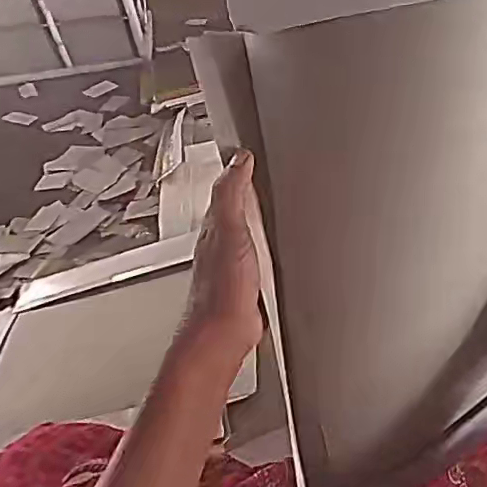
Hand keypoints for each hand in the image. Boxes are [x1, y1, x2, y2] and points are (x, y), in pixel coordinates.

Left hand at [178, 150, 263, 367]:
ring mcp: (235, 261)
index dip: (236, 170)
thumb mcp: (230, 230)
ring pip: (245, 228)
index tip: (246, 153)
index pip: (225, 188)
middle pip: (233, 206)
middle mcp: (222, 241)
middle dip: (244, 189)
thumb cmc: (223, 289)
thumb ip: (231, 194)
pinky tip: (271, 243)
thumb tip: (238, 161)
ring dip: (253, 215)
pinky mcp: (249, 279)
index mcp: (216, 226)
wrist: (224, 333)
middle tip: (255, 170)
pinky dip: (264, 242)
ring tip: (263, 200)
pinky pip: (258, 251)